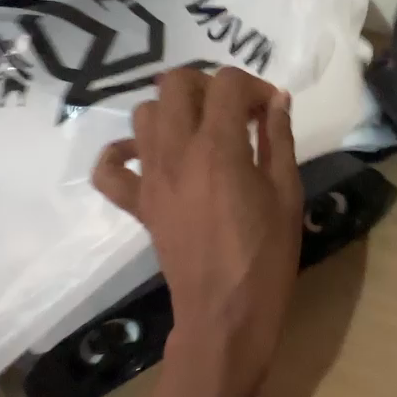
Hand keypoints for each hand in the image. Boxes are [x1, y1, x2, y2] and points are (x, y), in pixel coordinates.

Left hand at [92, 67, 301, 396]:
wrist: (227, 312)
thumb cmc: (268, 255)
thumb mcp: (287, 192)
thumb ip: (280, 139)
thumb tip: (276, 101)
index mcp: (219, 148)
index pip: (227, 84)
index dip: (253, 86)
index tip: (269, 109)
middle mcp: (176, 152)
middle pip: (177, 83)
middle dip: (210, 85)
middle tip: (236, 113)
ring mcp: (150, 177)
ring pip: (145, 113)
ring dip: (175, 110)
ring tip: (204, 132)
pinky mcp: (138, 203)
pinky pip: (110, 168)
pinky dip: (123, 153)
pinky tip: (150, 156)